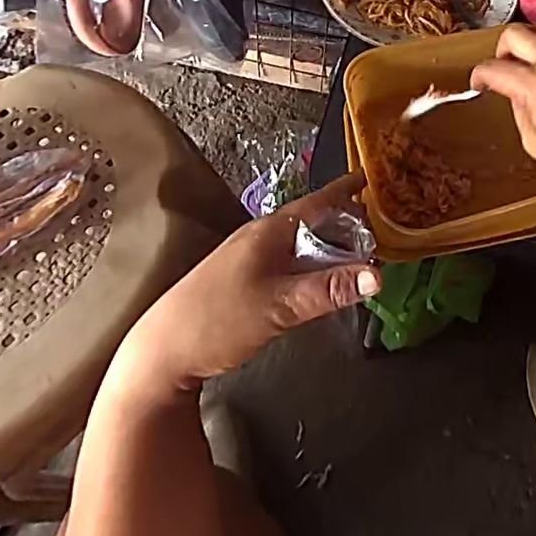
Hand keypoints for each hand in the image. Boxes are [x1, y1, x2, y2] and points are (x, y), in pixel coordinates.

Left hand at [114, 176, 380, 393]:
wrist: (156, 356)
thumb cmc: (217, 322)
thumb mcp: (281, 306)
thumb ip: (331, 289)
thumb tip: (379, 275)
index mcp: (269, 232)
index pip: (316, 202)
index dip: (343, 191)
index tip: (366, 180)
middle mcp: (258, 237)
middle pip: (309, 218)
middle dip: (341, 217)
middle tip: (372, 223)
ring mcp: (246, 257)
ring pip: (297, 239)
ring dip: (326, 240)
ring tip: (352, 248)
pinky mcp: (240, 277)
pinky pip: (286, 256)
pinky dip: (310, 257)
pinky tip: (317, 275)